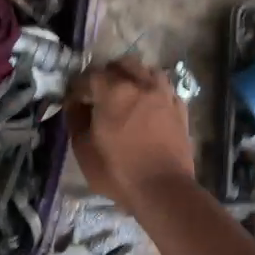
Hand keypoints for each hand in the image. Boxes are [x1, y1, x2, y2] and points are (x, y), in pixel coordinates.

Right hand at [69, 58, 194, 206]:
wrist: (163, 190)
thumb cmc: (117, 171)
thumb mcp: (83, 149)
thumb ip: (76, 119)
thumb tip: (75, 103)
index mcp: (114, 91)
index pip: (91, 74)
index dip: (79, 85)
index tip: (74, 99)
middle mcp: (141, 84)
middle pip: (123, 64)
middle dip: (108, 74)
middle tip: (99, 93)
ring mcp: (165, 95)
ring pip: (147, 72)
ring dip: (133, 78)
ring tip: (126, 95)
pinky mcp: (180, 109)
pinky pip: (164, 89)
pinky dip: (153, 91)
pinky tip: (148, 106)